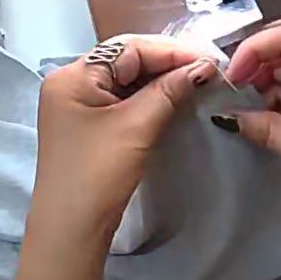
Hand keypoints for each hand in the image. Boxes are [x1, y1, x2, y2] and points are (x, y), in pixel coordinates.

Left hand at [30, 36, 219, 252]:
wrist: (71, 230)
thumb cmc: (97, 174)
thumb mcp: (136, 127)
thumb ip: (170, 91)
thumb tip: (205, 66)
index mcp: (72, 75)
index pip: (127, 49)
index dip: (170, 52)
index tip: (210, 60)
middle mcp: (70, 82)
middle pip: (126, 60)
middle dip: (167, 64)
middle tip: (208, 70)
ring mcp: (78, 104)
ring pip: (126, 80)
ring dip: (161, 81)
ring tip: (198, 82)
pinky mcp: (88, 124)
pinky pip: (122, 99)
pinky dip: (149, 98)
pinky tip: (175, 99)